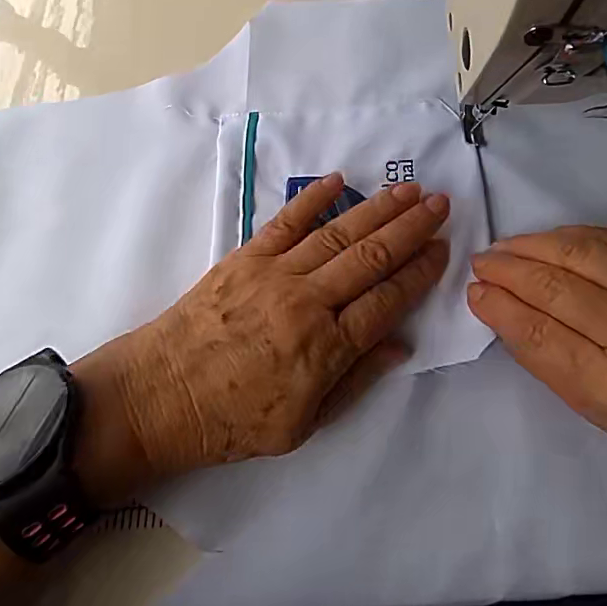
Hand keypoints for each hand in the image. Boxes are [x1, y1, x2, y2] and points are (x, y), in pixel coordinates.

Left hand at [72, 174, 449, 501]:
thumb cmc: (232, 420)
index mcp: (326, 349)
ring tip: (407, 190)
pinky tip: (336, 181)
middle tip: (440, 205)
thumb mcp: (303, 424)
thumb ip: (354, 381)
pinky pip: (285, 223)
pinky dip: (311, 200)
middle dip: (409, 230)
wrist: (162, 394)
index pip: (387, 301)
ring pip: (336, 235)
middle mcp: (306, 304)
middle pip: (370, 259)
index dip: (420, 274)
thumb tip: (400, 345)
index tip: (444, 250)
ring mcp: (273, 276)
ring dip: (375, 209)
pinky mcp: (243, 260)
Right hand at [465, 226, 606, 484]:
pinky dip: (565, 237)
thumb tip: (496, 305)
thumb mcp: (599, 410)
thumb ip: (545, 357)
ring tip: (501, 249)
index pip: (542, 335)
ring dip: (529, 246)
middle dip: (507, 271)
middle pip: (557, 288)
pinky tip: (541, 242)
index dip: (500, 307)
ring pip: (580, 252)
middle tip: (480, 264)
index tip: (474, 292)